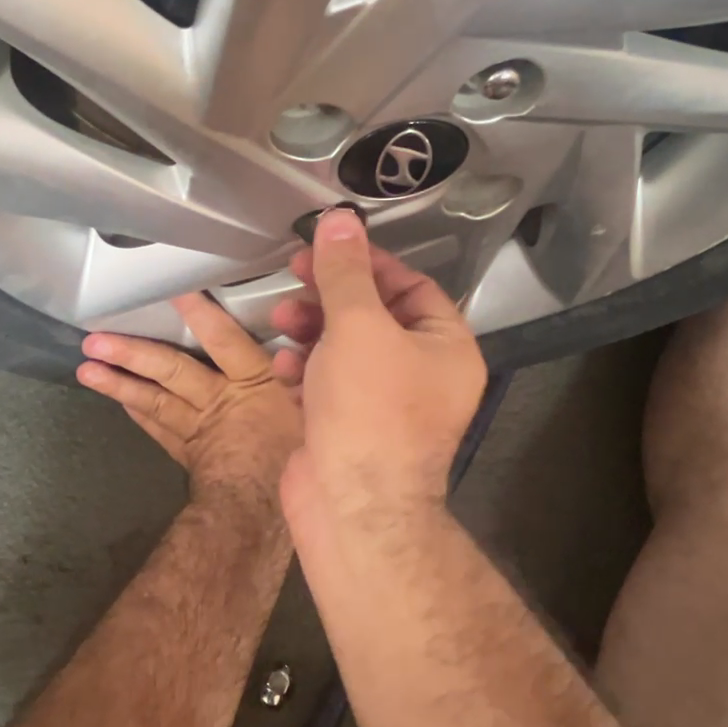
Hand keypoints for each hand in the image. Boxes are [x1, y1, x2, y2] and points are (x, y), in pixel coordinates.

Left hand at [78, 293, 302, 504]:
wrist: (271, 519)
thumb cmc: (300, 456)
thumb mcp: (319, 409)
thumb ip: (311, 371)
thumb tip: (315, 331)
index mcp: (255, 383)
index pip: (223, 340)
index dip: (199, 315)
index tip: (173, 292)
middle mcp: (220, 400)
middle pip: (172, 371)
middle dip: (134, 354)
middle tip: (95, 340)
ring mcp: (200, 428)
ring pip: (155, 400)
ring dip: (120, 383)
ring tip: (86, 369)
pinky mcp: (190, 452)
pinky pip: (158, 427)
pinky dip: (138, 411)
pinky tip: (119, 398)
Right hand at [270, 209, 485, 517]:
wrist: (351, 508)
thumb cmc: (369, 409)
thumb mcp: (358, 326)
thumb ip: (345, 271)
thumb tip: (340, 218)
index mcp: (445, 348)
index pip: (411, 286)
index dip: (368, 263)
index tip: (327, 248)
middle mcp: (421, 374)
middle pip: (372, 315)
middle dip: (329, 296)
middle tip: (292, 276)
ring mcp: (383, 403)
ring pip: (343, 348)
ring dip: (310, 330)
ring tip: (281, 322)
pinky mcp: (347, 425)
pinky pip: (326, 382)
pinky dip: (304, 369)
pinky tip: (283, 368)